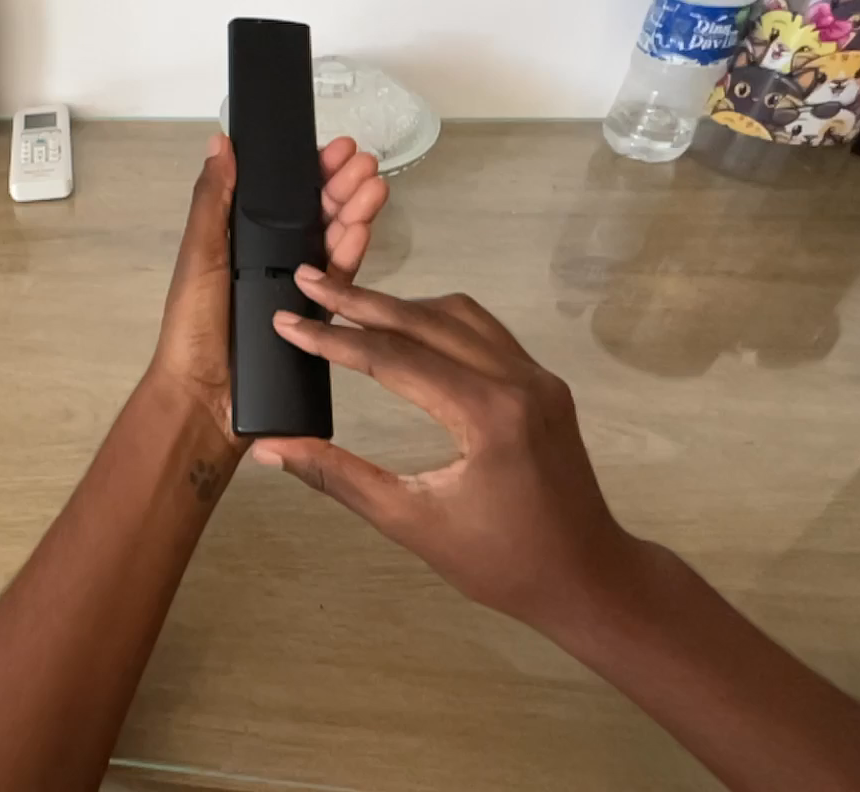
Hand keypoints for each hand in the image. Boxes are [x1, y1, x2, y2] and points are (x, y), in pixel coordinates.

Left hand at [147, 135, 388, 442]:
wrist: (205, 395)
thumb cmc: (194, 323)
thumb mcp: (199, 254)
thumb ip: (212, 201)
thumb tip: (220, 143)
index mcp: (241, 240)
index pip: (282, 196)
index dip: (309, 171)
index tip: (335, 148)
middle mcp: (271, 258)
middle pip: (314, 213)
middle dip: (340, 185)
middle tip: (364, 162)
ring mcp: (293, 286)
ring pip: (331, 240)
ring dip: (354, 211)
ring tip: (374, 185)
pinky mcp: (313, 316)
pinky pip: (338, 280)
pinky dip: (351, 251)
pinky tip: (364, 228)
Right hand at [248, 268, 641, 632]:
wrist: (590, 579)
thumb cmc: (499, 561)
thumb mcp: (408, 521)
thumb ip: (335, 475)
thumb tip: (268, 449)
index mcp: (485, 414)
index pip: (391, 357)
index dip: (331, 339)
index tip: (285, 323)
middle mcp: (515, 379)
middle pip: (421, 319)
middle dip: (357, 299)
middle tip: (307, 280)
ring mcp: (534, 375)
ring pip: (455, 313)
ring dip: (397, 303)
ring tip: (346, 301)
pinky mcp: (540, 380)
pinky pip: (480, 328)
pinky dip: (432, 317)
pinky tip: (403, 325)